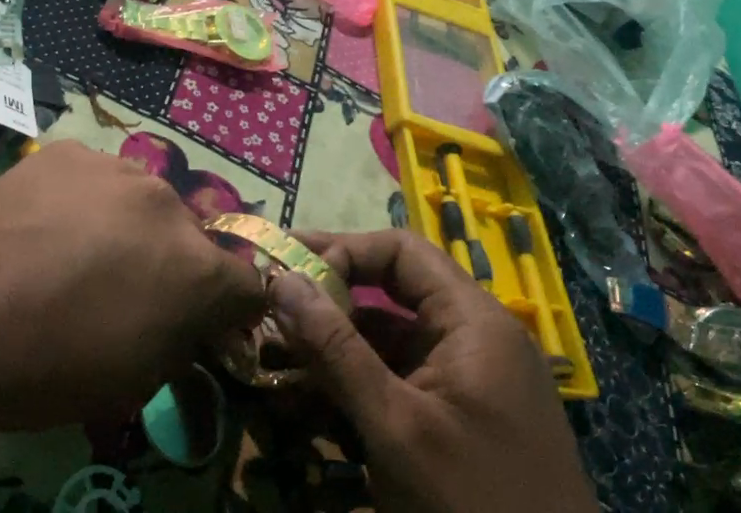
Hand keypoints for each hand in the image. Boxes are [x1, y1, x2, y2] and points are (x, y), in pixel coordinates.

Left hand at [0, 140, 263, 430]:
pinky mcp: (67, 152)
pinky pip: (92, 178)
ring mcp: (114, 169)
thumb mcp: (137, 381)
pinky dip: (81, 200)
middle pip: (189, 234)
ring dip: (126, 224)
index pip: (248, 284)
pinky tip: (42, 225)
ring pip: (140, 199)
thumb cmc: (52, 367)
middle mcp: (168, 206)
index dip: (229, 309)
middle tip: (123, 290)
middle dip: (172, 261)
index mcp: (198, 270)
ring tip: (73, 252)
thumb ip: (183, 340)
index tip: (202, 324)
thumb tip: (190, 321)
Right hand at [270, 230, 596, 512]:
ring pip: (384, 342)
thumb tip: (283, 279)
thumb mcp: (396, 425)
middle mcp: (470, 340)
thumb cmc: (474, 500)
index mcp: (473, 323)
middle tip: (267, 299)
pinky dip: (349, 386)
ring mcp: (462, 383)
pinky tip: (301, 404)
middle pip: (388, 294)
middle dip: (326, 300)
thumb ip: (336, 350)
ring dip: (328, 348)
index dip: (344, 252)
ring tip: (270, 359)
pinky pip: (393, 383)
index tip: (291, 273)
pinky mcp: (451, 420)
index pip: (401, 252)